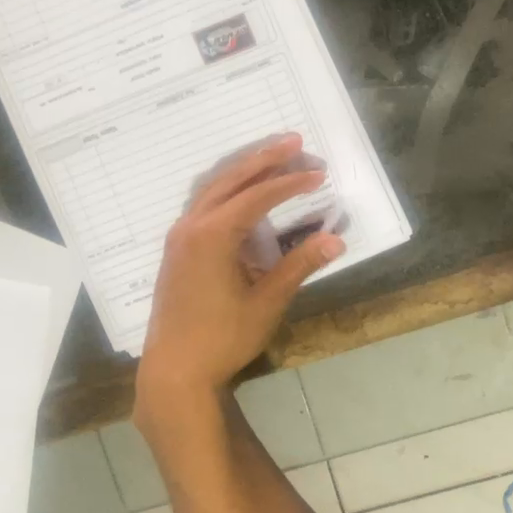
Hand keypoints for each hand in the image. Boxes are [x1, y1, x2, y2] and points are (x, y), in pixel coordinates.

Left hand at [136, 134, 344, 398]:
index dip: (291, 183)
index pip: (258, 196)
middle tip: (295, 142)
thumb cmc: (224, 336)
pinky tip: (245, 194)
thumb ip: (300, 265)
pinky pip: (204, 205)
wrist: (176, 370)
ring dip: (244, 171)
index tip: (319, 173)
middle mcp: (191, 227)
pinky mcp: (179, 250)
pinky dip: (228, 190)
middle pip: (230, 180)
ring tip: (273, 158)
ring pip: (213, 188)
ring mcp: (180, 238)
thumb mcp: (269, 300)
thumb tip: (336, 239)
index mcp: (212, 236)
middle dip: (264, 160)